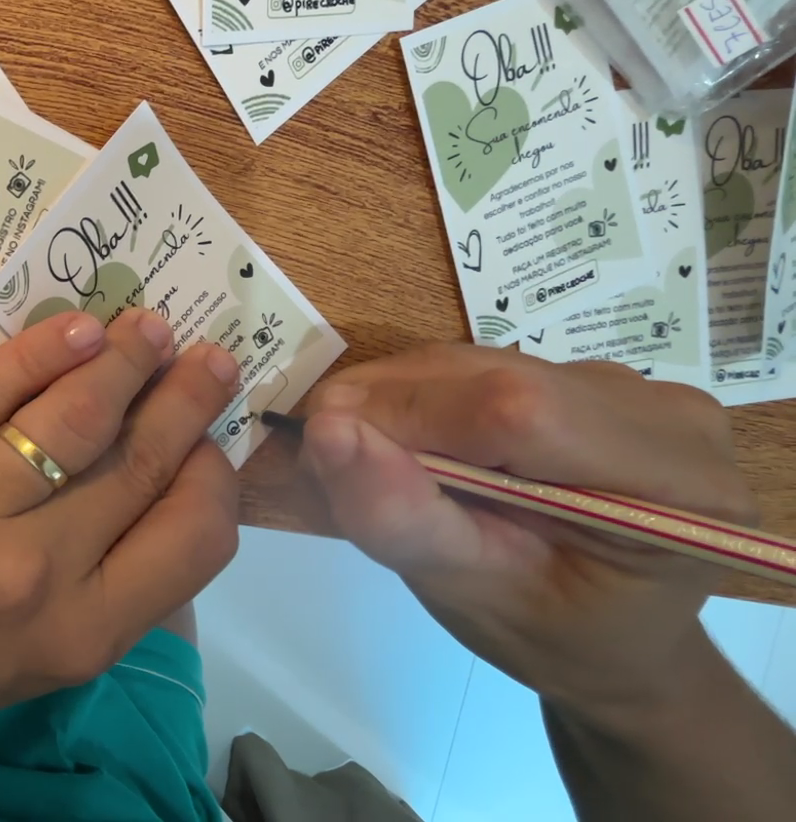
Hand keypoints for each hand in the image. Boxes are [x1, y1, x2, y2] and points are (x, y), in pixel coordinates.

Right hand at [297, 345, 753, 722]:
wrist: (594, 627)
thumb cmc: (542, 630)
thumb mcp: (461, 588)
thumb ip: (395, 512)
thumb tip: (321, 428)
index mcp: (669, 482)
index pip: (512, 410)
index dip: (401, 420)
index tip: (330, 458)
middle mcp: (656, 411)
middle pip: (479, 376)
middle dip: (381, 410)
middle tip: (345, 470)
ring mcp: (616, 383)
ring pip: (457, 361)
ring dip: (387, 402)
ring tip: (382, 466)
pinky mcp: (571, 371)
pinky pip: (459, 364)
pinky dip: (407, 397)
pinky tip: (414, 443)